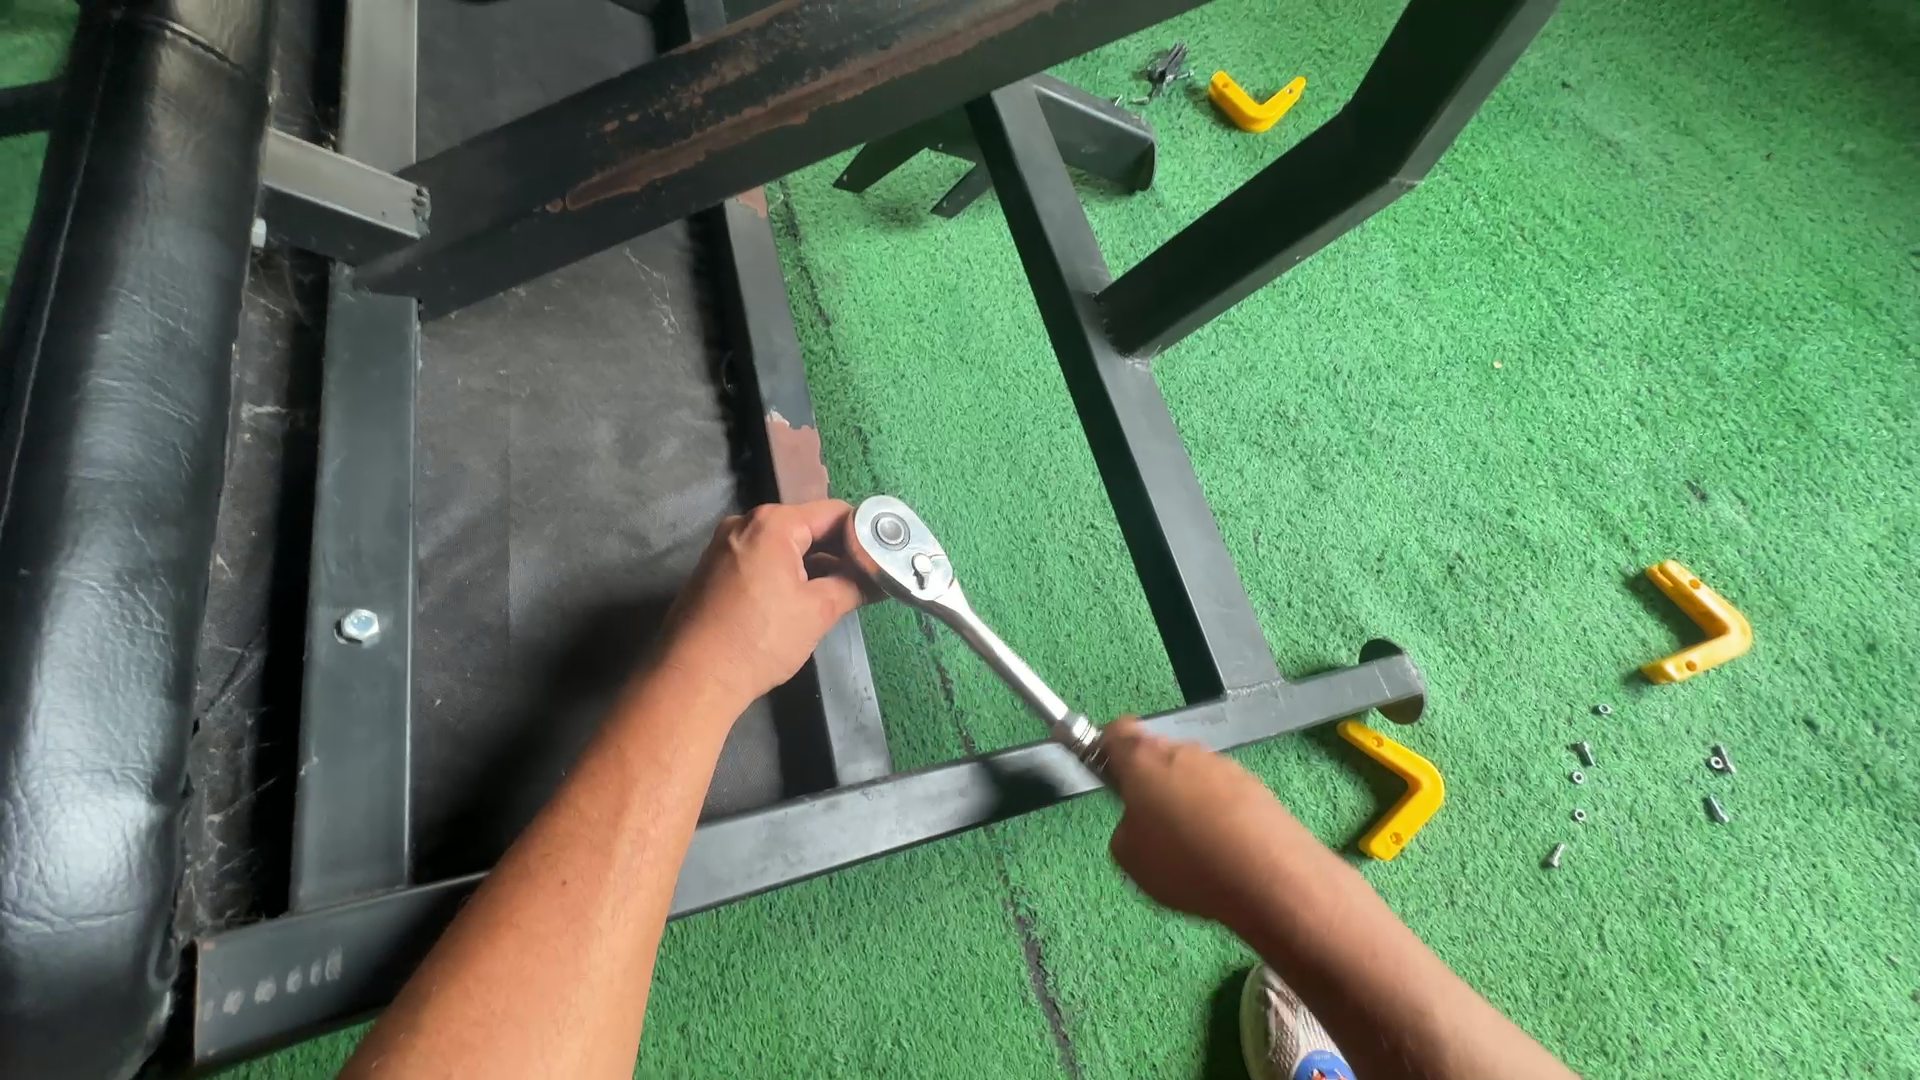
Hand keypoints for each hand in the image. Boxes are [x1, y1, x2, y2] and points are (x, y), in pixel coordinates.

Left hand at [656, 500, 866, 707]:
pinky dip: (788, 573)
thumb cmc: (759, 639)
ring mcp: (725, 546)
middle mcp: (745, 524)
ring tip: (843, 592)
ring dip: (816, 565)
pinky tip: (805, 599)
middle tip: (869, 577)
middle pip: (808, 526)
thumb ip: (855, 585)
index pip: (835, 512)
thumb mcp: (818, 611)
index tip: (884, 557)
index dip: (865, 533)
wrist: (692, 679)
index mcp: (773, 523)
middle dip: (841, 551)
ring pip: (786, 545)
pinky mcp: (715, 569)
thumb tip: (881, 578)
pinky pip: (763, 559)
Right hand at [1104, 717, 1301, 929]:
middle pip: (1156, 754)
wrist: (1271, 877)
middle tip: (1152, 823)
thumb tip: (1137, 822)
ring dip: (1186, 797)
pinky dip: (1217, 812)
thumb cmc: (1186, 863)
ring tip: (1194, 844)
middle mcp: (1182, 750)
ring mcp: (1221, 764)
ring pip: (1190, 773)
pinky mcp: (1254, 784)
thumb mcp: (1128, 857)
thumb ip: (1123, 827)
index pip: (1116, 731)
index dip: (1107, 747)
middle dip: (1150, 781)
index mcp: (1142, 758)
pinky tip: (1224, 849)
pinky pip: (1222, 792)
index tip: (1110, 772)